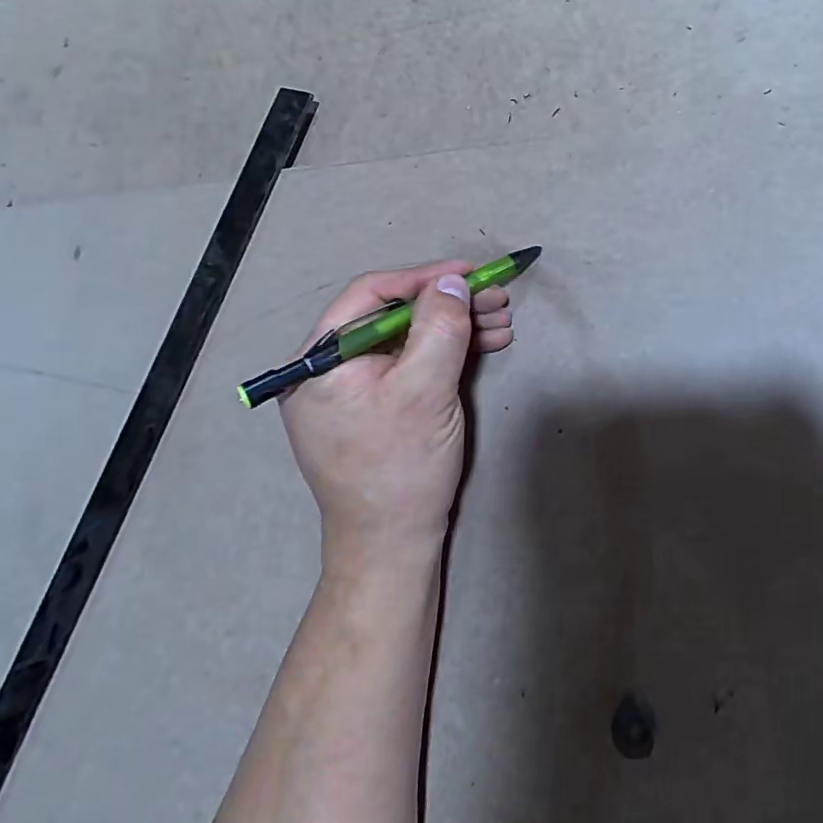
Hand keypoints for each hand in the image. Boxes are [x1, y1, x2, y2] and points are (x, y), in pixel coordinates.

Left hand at [280, 261, 515, 561]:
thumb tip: (453, 282)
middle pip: (393, 317)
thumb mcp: (424, 391)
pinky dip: (447, 355)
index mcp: (321, 359)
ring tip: (502, 321)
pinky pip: (411, 366)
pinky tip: (485, 344)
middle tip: (498, 299)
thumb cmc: (400, 469)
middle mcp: (330, 368)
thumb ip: (439, 329)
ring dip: (456, 328)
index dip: (424, 278)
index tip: (471, 274)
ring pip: (407, 341)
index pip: (371, 296)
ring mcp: (354, 390)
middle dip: (449, 306)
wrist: (391, 548)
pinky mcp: (377, 407)